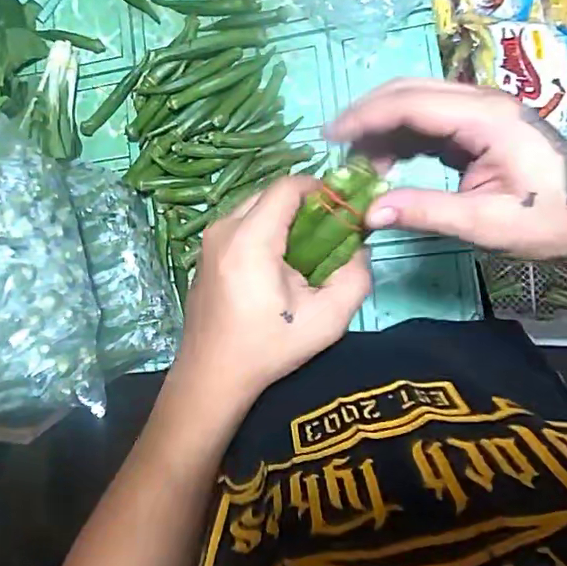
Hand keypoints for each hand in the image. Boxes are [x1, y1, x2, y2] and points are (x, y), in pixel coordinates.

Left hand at [169, 177, 371, 405]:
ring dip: (286, 218)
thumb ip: (355, 277)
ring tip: (308, 251)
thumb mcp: (326, 320)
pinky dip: (267, 230)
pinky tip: (280, 265)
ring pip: (257, 207)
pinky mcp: (206, 252)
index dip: (321, 190)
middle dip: (305, 205)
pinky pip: (243, 224)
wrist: (211, 378)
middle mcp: (223, 229)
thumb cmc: (267, 349)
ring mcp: (210, 240)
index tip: (343, 211)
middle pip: (272, 194)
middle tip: (330, 233)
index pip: (287, 187)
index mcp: (249, 240)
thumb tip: (359, 246)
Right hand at [326, 79, 566, 262]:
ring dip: (385, 127)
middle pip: (411, 91)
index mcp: (487, 118)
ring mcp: (483, 110)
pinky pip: (432, 120)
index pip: (412, 103)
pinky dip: (403, 138)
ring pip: (418, 102)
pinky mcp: (481, 125)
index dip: (366, 117)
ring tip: (360, 166)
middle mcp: (483, 102)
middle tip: (337, 147)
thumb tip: (369, 213)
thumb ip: (426, 213)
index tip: (331, 137)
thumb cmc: (549, 221)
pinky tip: (388, 164)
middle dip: (369, 115)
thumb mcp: (486, 223)